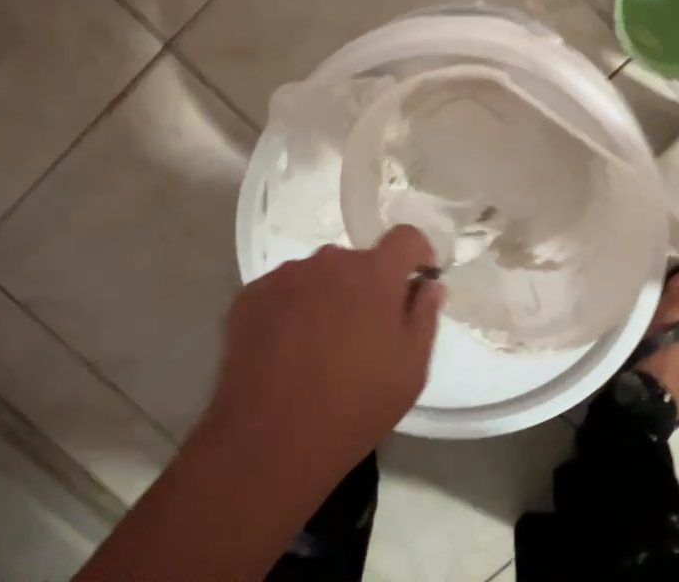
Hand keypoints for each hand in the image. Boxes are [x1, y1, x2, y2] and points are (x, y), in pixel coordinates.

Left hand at [204, 225, 443, 465]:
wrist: (269, 439)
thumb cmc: (355, 405)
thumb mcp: (410, 369)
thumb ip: (424, 316)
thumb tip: (429, 285)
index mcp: (374, 273)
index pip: (405, 238)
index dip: (415, 254)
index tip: (415, 281)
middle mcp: (329, 262)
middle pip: (357, 261)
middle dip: (366, 286)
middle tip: (362, 333)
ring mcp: (285, 277)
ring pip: (317, 276)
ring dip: (326, 298)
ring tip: (318, 347)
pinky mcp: (249, 297)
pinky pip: (282, 292)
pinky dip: (290, 311)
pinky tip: (285, 352)